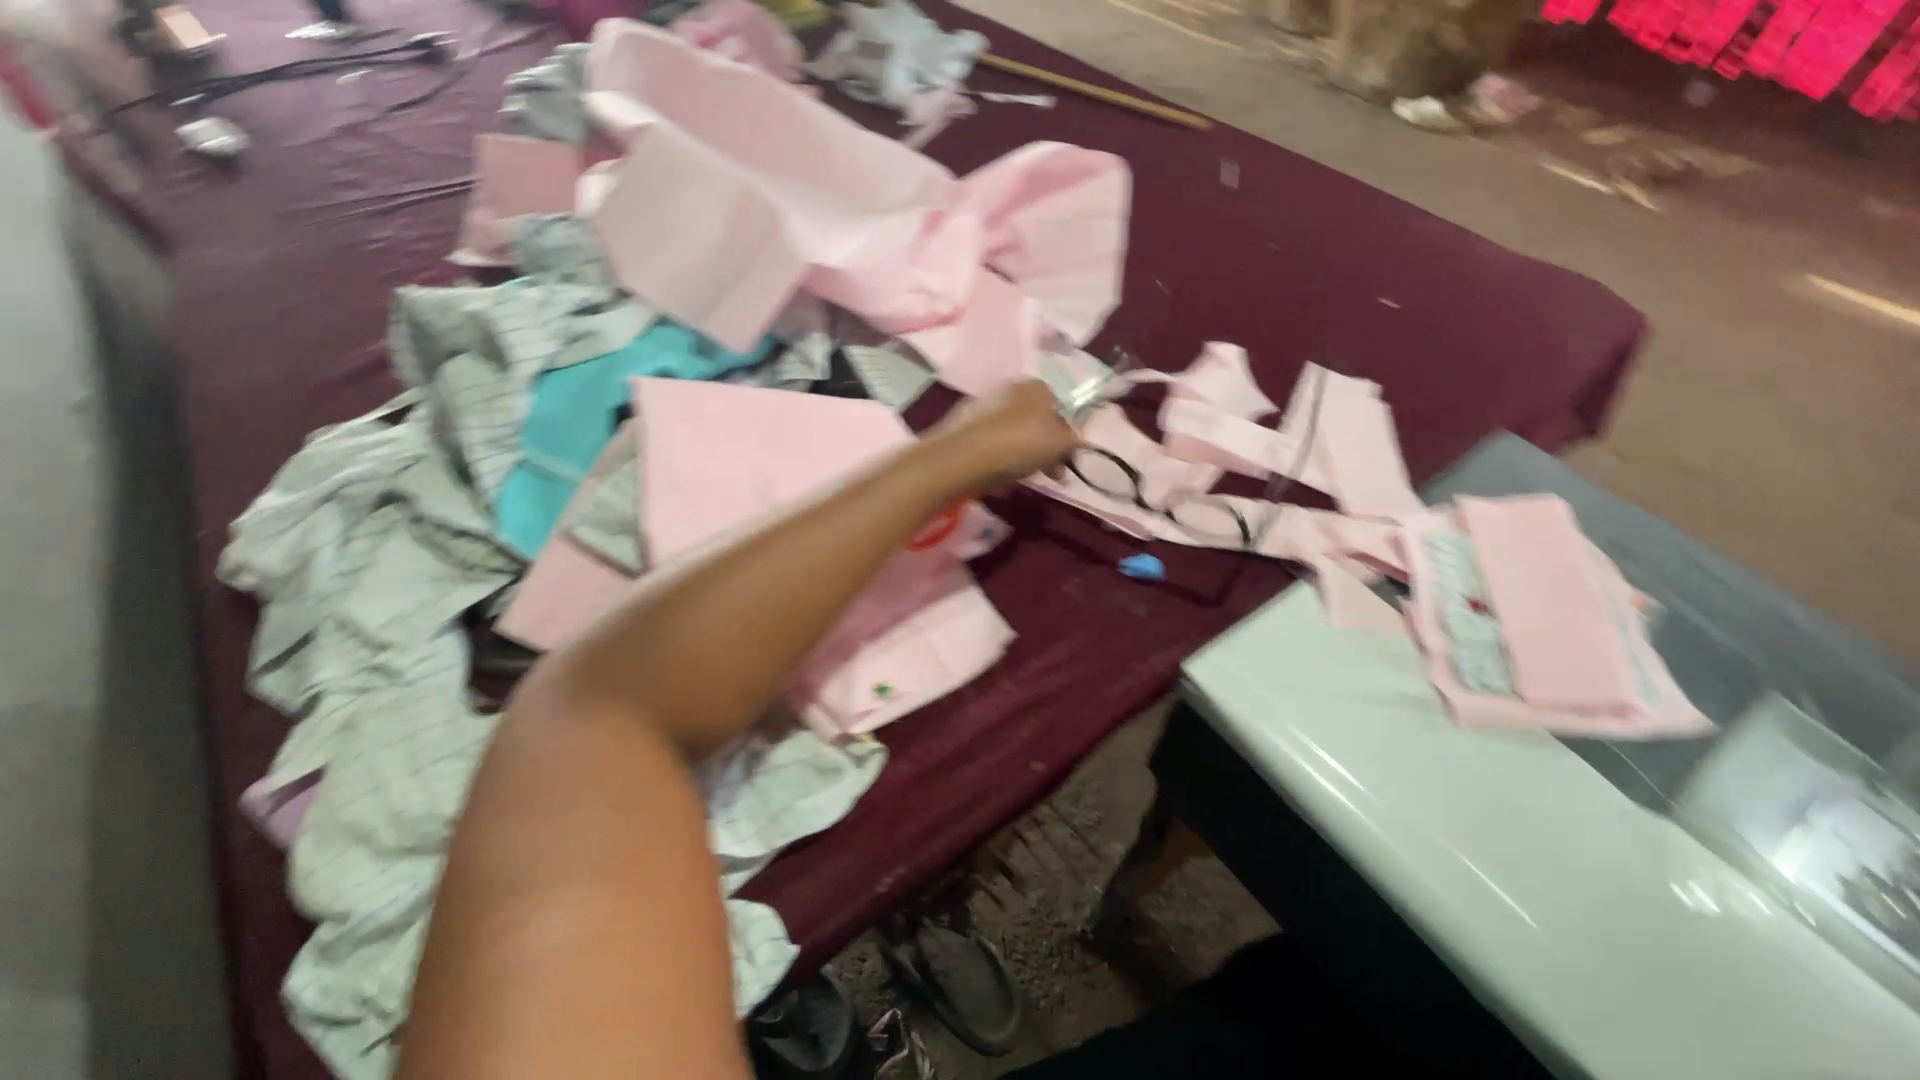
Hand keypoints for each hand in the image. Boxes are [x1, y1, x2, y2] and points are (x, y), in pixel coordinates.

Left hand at [927, 379, 1080, 493]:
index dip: (1064, 434)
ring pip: (1010, 433)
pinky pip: (988, 445)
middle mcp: (1008, 388)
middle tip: (1047, 474)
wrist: (965, 455)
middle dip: (1041, 448)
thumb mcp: (1060, 443)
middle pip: (1033, 421)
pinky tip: (996, 478)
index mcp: (1035, 386)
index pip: (1058, 406)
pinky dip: (996, 460)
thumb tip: (1072, 440)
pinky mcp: (961, 426)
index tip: (1064, 459)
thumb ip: (1071, 440)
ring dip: (1018, 455)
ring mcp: (982, 406)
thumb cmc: (1021, 443)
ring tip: (1019, 479)